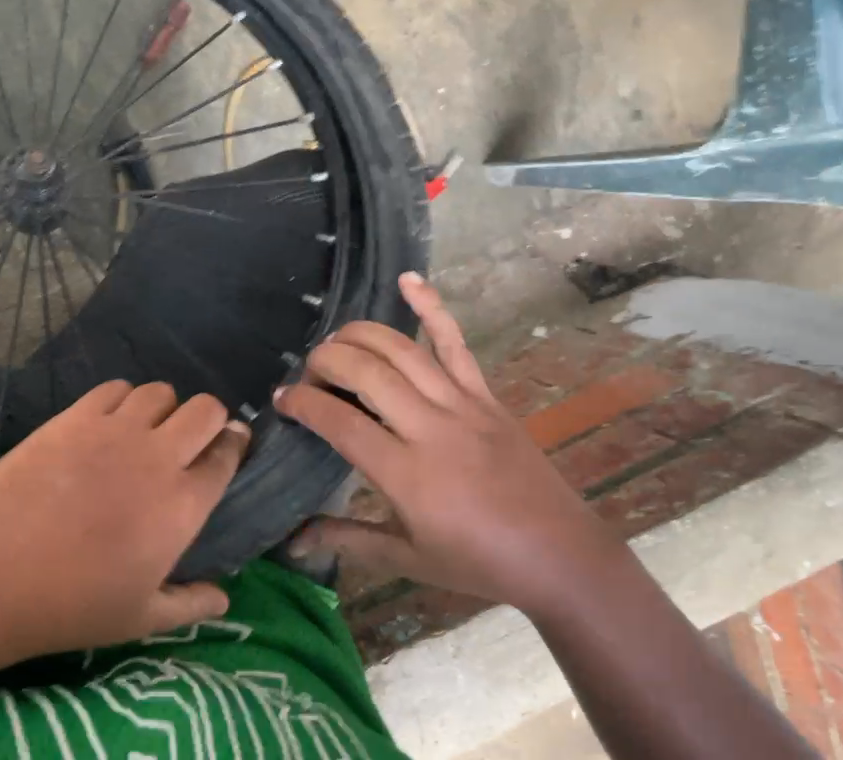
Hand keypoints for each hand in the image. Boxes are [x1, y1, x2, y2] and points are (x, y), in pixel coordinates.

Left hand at [0, 381, 250, 655]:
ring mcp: (114, 430)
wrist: (0, 573)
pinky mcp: (74, 417)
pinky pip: (113, 388)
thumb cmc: (76, 604)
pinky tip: (107, 421)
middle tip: (190, 439)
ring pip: (159, 391)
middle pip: (205, 409)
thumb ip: (191, 604)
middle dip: (208, 419)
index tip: (230, 447)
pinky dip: (120, 399)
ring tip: (145, 429)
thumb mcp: (143, 618)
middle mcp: (157, 457)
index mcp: (183, 505)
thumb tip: (224, 599)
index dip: (234, 446)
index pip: (226, 456)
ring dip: (162, 408)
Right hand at [276, 273, 629, 617]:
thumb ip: (346, 539)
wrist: (561, 556)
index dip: (302, 403)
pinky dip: (430, 307)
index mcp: (407, 474)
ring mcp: (462, 405)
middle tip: (308, 373)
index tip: (281, 400)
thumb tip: (289, 541)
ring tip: (334, 342)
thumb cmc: (478, 563)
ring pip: (400, 350)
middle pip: (365, 372)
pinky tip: (406, 278)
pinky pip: (454, 342)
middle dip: (324, 362)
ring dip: (358, 336)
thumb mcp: (406, 558)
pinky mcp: (485, 395)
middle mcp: (430, 428)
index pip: (339, 422)